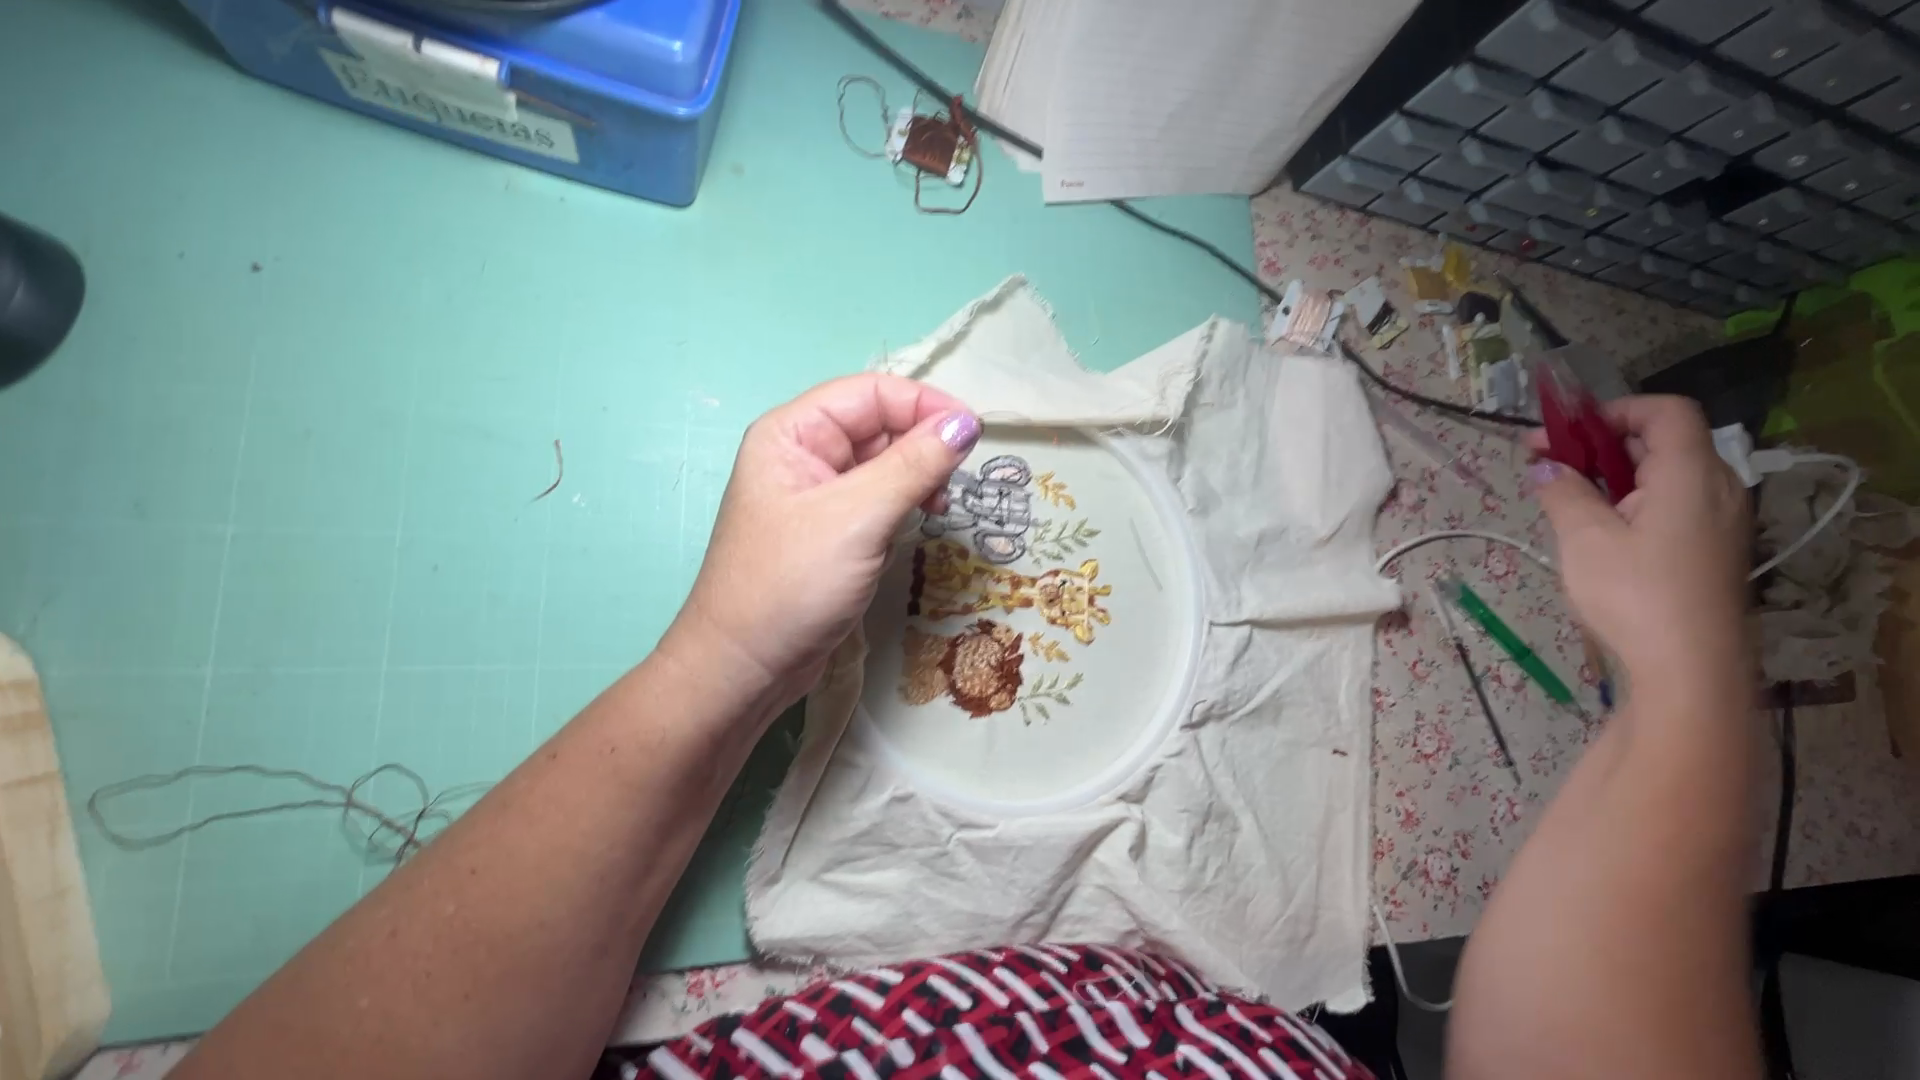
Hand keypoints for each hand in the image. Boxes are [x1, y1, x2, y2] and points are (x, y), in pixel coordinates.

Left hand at [662, 375, 979, 714]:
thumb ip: (913, 465)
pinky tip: (921, 522)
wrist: (744, 669)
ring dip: (919, 476)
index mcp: (793, 432)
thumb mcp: (857, 518)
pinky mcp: (832, 533)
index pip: (871, 393)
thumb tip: (966, 424)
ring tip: (941, 505)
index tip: (973, 434)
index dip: (925, 404)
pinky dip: (906, 505)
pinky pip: (879, 501)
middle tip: (959, 480)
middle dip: (923, 444)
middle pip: (879, 425)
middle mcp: (804, 455)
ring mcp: (817, 496)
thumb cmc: (791, 585)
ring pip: (884, 464)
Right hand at [1526, 396, 1750, 691]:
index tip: (1561, 432)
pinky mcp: (1710, 550)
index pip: (1664, 412)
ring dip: (1611, 475)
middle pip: (1662, 443)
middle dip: (1600, 444)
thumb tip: (1547, 468)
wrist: (1688, 668)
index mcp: (1690, 474)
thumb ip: (1563, 493)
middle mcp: (1716, 488)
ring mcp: (1718, 521)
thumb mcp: (1584, 538)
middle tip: (1547, 463)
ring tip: (1564, 497)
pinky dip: (1629, 502)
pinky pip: (1670, 505)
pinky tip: (1596, 530)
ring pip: (1663, 476)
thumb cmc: (1634, 594)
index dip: (1612, 410)